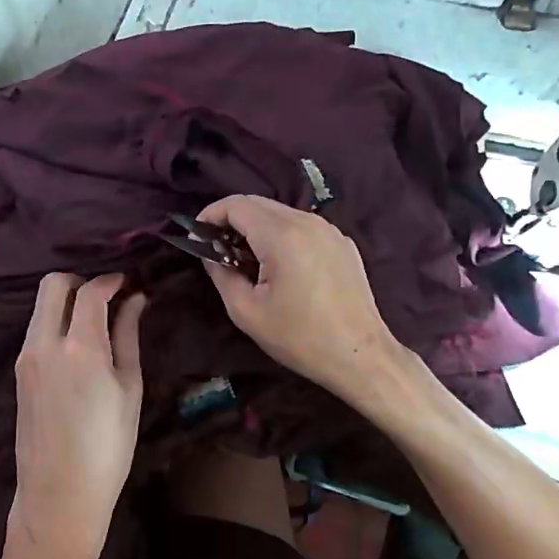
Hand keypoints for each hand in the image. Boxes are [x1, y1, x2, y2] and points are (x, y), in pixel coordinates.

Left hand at [10, 273, 146, 558]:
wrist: (59, 496)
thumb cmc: (108, 446)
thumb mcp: (129, 388)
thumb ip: (128, 336)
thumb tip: (136, 300)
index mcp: (79, 347)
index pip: (91, 291)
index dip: (111, 279)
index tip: (127, 281)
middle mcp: (44, 343)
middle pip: (53, 284)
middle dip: (80, 280)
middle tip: (105, 296)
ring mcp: (25, 357)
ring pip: (40, 306)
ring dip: (65, 300)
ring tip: (95, 318)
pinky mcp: (18, 372)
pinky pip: (35, 329)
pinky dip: (55, 321)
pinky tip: (77, 342)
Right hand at [197, 196, 415, 409]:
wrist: (361, 355)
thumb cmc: (300, 337)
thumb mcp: (247, 312)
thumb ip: (221, 274)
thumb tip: (210, 253)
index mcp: (282, 235)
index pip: (237, 204)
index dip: (211, 214)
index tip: (197, 234)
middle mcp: (308, 222)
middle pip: (259, 203)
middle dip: (232, 219)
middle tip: (217, 248)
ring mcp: (329, 230)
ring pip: (282, 213)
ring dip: (257, 226)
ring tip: (246, 258)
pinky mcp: (342, 243)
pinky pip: (303, 226)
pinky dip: (282, 234)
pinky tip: (279, 265)